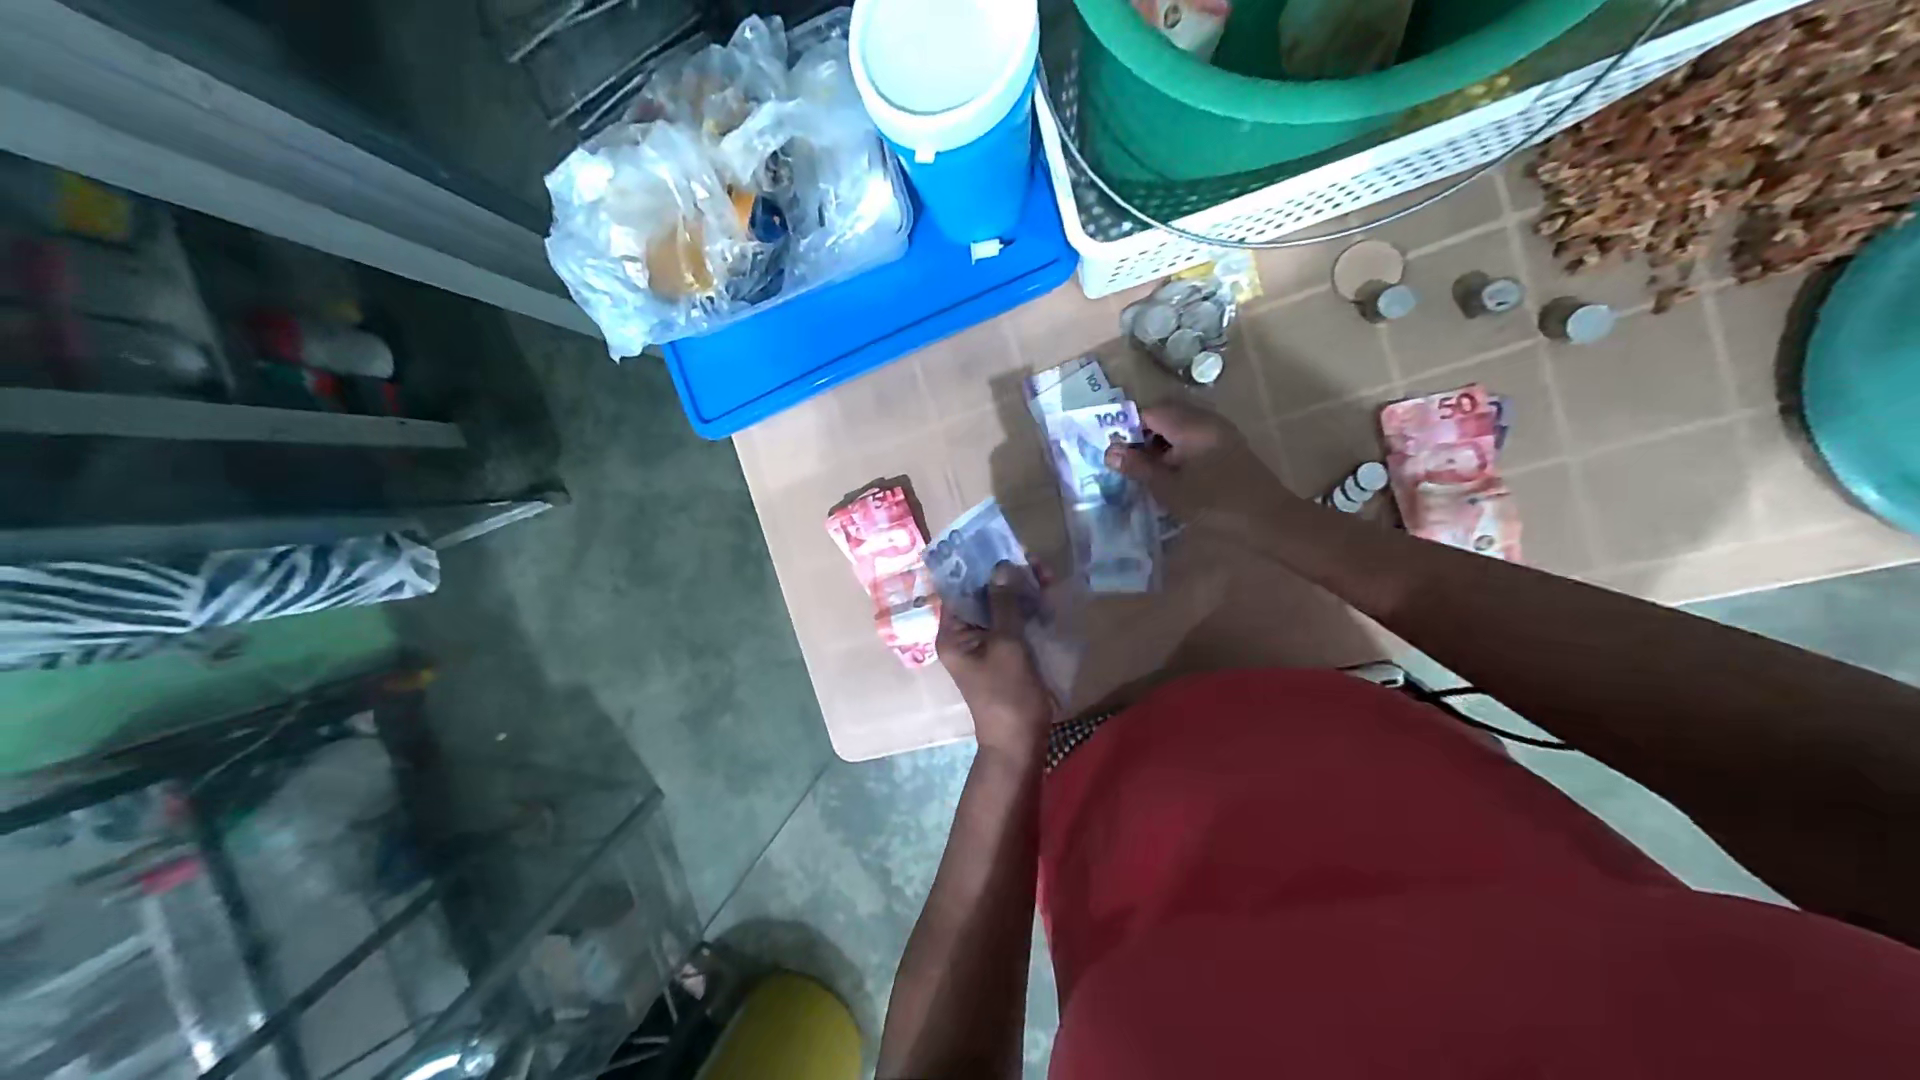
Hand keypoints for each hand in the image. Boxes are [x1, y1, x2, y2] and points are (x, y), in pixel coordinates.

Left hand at [937, 563, 1054, 758]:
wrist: (1020, 742)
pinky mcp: (1006, 653)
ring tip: (1045, 574)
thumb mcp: (1007, 645)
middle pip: (982, 595)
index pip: (959, 589)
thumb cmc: (1008, 694)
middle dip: (1006, 577)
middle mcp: (965, 635)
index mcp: (953, 634)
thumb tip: (1002, 567)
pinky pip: (1013, 623)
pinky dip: (1027, 610)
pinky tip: (1046, 596)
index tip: (1000, 546)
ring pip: (1001, 607)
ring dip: (1021, 591)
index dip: (978, 566)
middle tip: (1033, 561)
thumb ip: (1005, 604)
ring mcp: (986, 645)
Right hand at [1104, 401, 1297, 543]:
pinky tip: (1172, 473)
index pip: (1149, 411)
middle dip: (1143, 433)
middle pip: (1165, 413)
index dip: (1128, 427)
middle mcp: (1207, 420)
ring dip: (1160, 442)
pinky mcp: (1228, 445)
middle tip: (1129, 461)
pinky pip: (1194, 435)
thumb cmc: (1215, 505)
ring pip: (1180, 425)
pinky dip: (1177, 448)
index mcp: (1192, 426)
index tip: (1114, 450)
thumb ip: (1139, 467)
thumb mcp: (1170, 489)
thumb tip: (1110, 451)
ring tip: (1148, 470)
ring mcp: (1220, 431)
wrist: (1269, 520)